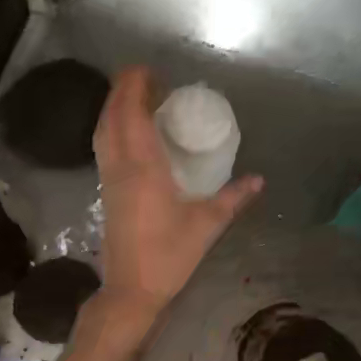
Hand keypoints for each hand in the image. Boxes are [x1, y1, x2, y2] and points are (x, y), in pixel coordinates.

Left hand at [93, 66, 262, 325]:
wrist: (132, 290)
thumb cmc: (169, 256)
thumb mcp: (206, 226)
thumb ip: (233, 199)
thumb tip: (258, 179)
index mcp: (143, 167)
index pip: (132, 113)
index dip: (135, 86)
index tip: (150, 70)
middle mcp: (120, 167)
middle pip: (111, 116)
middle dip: (123, 90)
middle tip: (146, 78)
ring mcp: (108, 180)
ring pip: (102, 131)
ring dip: (114, 108)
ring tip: (137, 98)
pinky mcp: (106, 193)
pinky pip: (104, 148)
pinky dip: (112, 129)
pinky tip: (130, 134)